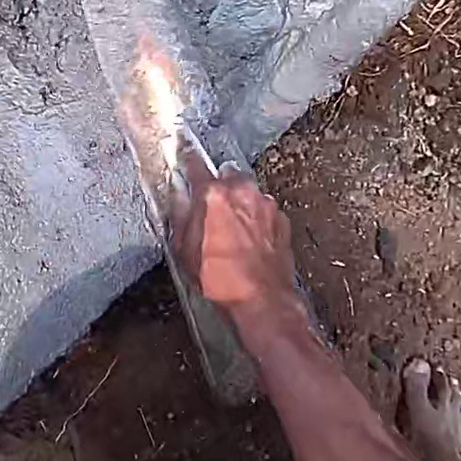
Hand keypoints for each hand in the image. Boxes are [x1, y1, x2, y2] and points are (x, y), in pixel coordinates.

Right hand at [170, 159, 302, 322]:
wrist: (262, 300)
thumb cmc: (222, 279)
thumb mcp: (184, 250)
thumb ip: (180, 217)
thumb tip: (179, 199)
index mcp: (214, 195)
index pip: (196, 165)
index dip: (187, 162)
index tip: (184, 159)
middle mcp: (243, 191)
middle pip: (226, 175)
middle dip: (217, 188)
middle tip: (208, 210)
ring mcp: (266, 205)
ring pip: (247, 193)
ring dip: (238, 205)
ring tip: (229, 232)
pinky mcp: (282, 220)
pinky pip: (263, 211)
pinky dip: (255, 220)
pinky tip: (247, 241)